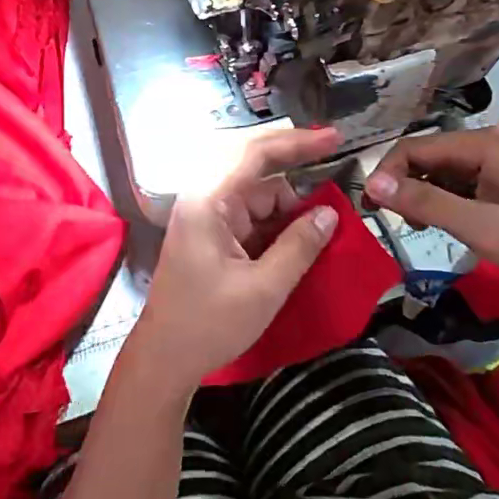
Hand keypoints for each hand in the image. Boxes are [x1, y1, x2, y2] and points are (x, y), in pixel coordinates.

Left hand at [123, 128, 342, 391]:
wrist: (164, 360)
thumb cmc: (209, 324)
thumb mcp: (264, 288)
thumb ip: (299, 246)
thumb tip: (330, 213)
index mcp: (207, 202)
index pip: (254, 153)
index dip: (297, 142)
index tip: (334, 138)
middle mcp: (203, 200)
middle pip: (255, 170)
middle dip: (295, 172)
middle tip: (332, 172)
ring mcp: (205, 218)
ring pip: (256, 196)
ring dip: (287, 208)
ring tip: (319, 231)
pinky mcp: (210, 237)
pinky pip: (249, 217)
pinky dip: (275, 225)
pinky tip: (298, 241)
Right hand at [363, 127, 498, 304]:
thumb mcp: (478, 227)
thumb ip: (424, 202)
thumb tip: (371, 183)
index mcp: (484, 143)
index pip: (414, 147)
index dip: (387, 174)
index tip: (370, 209)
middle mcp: (489, 144)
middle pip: (427, 157)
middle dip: (403, 186)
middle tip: (392, 223)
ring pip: (442, 173)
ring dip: (422, 196)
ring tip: (418, 228)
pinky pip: (460, 185)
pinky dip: (444, 203)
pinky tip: (444, 226)